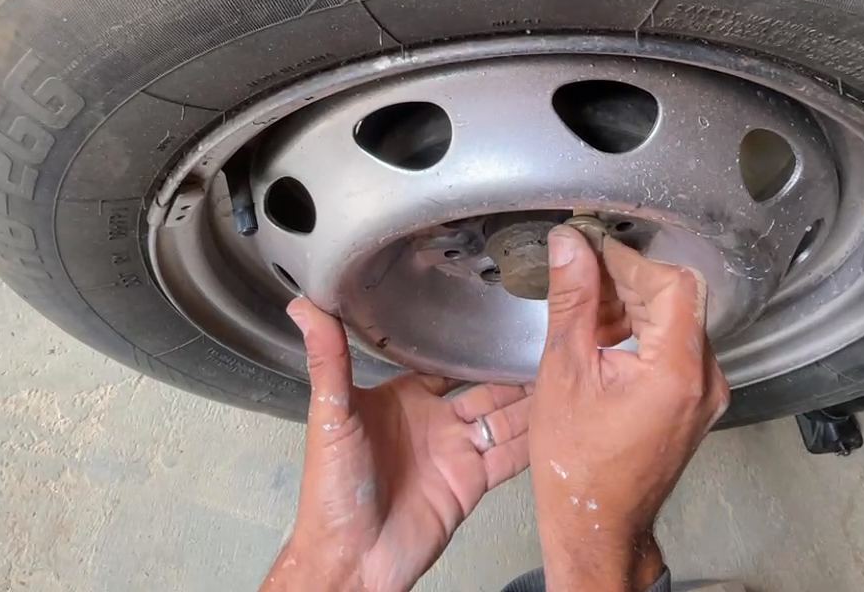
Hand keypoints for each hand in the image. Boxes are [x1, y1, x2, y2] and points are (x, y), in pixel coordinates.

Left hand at [261, 298, 533, 591]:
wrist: (350, 560)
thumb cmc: (332, 488)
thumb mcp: (331, 414)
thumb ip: (328, 359)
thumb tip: (304, 304)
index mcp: (404, 397)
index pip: (444, 362)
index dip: (469, 342)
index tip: (495, 311)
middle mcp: (435, 420)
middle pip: (483, 387)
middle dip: (510, 368)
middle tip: (543, 339)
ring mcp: (456, 452)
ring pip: (501, 417)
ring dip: (527, 398)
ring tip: (560, 370)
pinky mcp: (472, 484)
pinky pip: (508, 456)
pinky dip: (531, 439)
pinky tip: (555, 418)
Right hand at [528, 227, 729, 591]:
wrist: (596, 523)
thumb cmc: (578, 463)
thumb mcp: (565, 369)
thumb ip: (573, 299)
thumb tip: (570, 246)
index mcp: (679, 372)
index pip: (672, 284)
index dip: (630, 259)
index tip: (593, 247)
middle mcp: (706, 379)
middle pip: (676, 298)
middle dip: (626, 278)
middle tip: (582, 270)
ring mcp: (705, 391)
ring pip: (675, 317)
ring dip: (631, 302)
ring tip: (585, 306)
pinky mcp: (695, 398)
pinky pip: (674, 342)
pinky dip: (640, 327)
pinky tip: (602, 331)